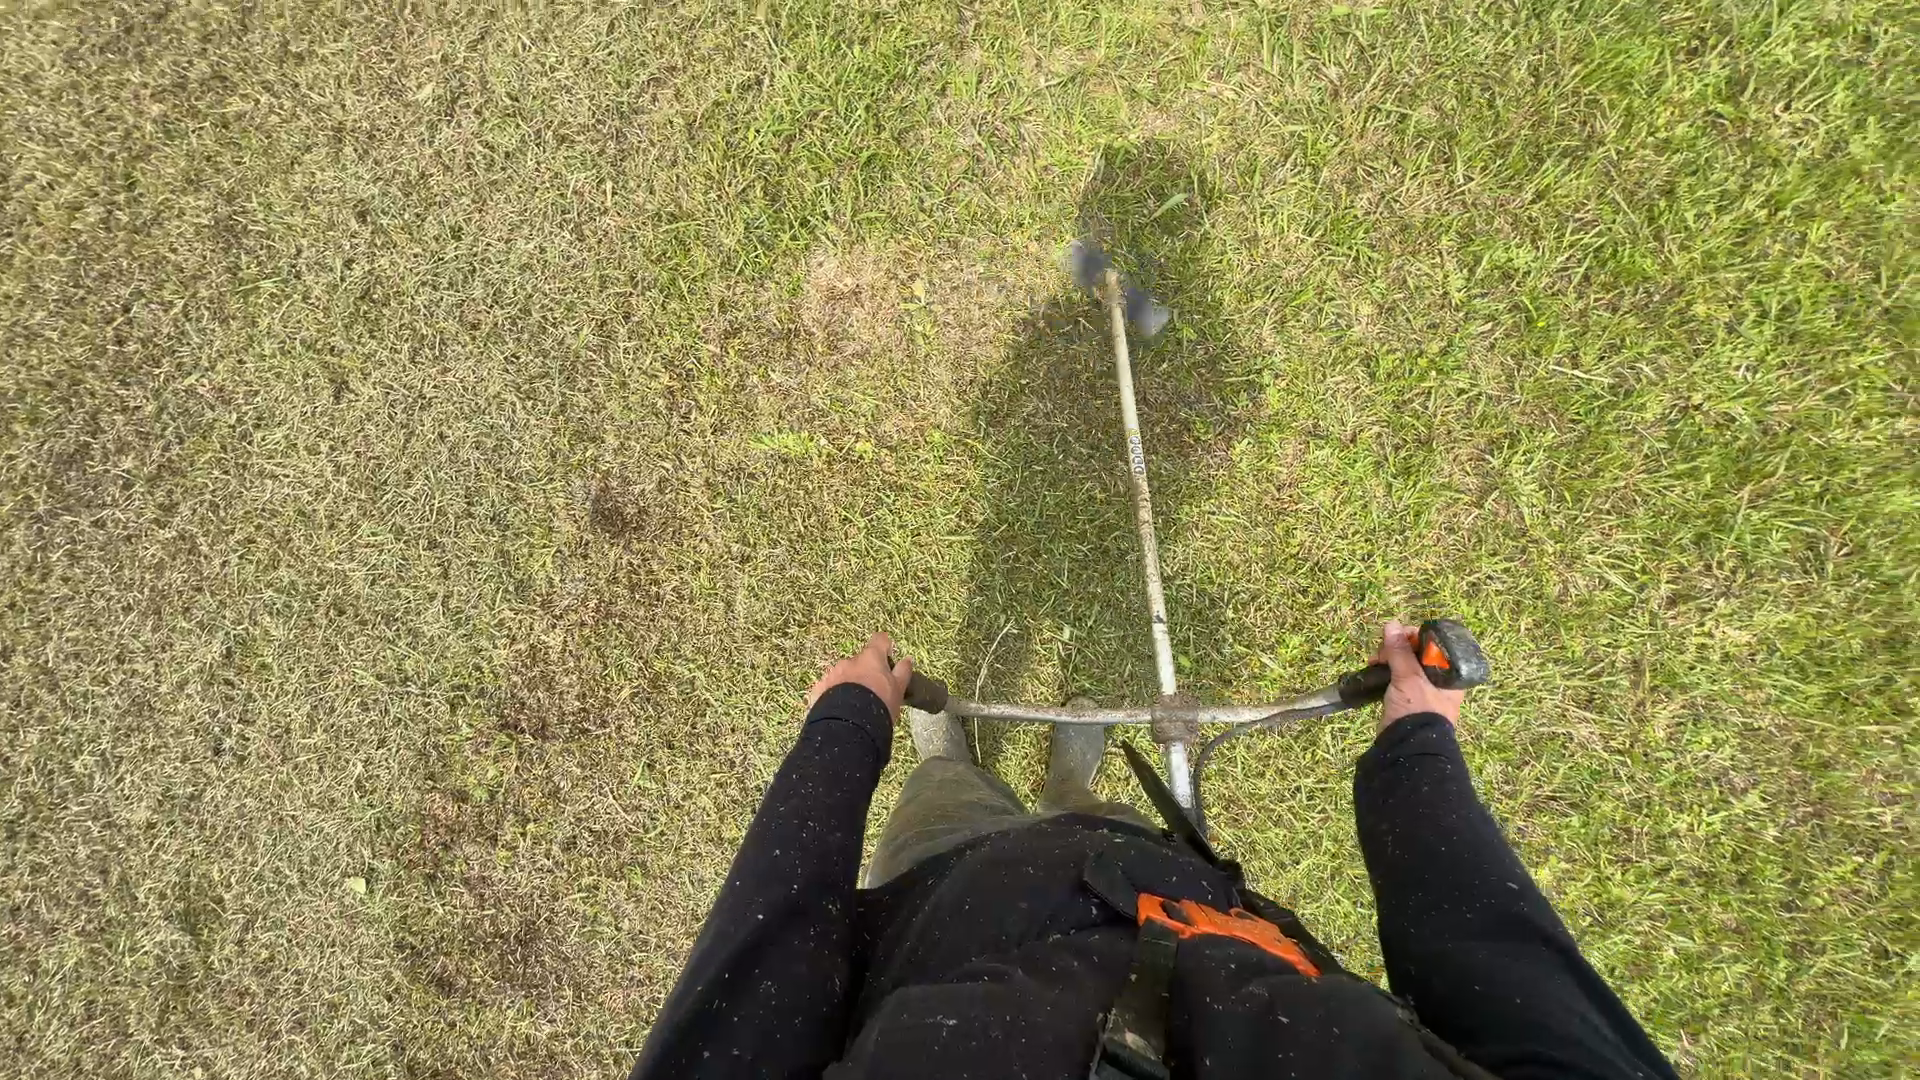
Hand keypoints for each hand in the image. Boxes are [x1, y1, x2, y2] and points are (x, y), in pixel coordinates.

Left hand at [807, 632, 913, 721]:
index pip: (880, 640)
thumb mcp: (898, 689)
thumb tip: (907, 659)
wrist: (849, 726)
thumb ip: (903, 672)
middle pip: (860, 661)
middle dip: (865, 672)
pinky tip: (840, 710)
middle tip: (873, 692)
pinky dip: (834, 694)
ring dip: (849, 683)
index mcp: (871, 657)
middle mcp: (850, 661)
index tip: (888, 658)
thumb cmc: (879, 704)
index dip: (885, 647)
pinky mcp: (819, 689)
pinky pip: (829, 688)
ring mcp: (832, 674)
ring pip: (844, 674)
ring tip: (855, 705)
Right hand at [1374, 619, 1464, 731]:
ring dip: (1387, 657)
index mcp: (1450, 672)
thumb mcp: (1409, 677)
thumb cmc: (1417, 708)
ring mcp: (1422, 686)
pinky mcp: (1407, 695)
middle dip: (1395, 647)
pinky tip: (1374, 669)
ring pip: (1403, 661)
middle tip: (1381, 655)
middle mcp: (1439, 677)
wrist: (1407, 743)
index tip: (1394, 639)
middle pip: (1416, 650)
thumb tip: (1391, 624)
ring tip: (1373, 663)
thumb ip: (1399, 651)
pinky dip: (1385, 668)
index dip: (1412, 637)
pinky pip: (1396, 673)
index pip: (1433, 643)